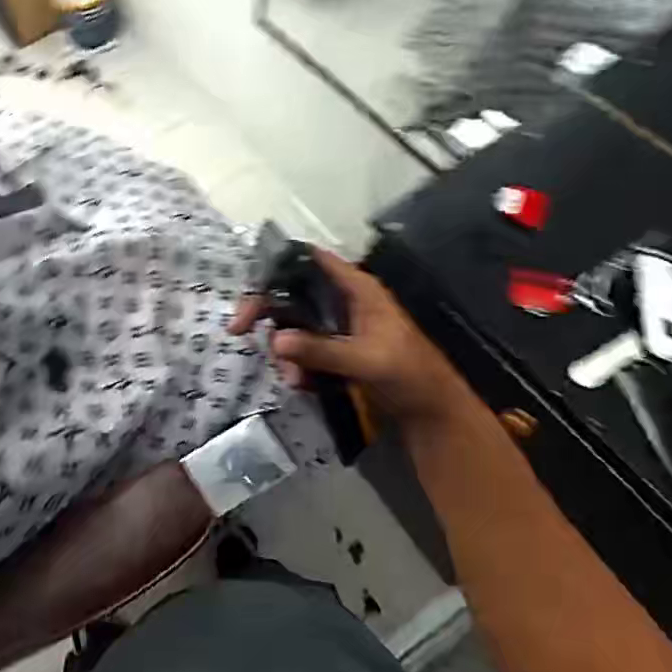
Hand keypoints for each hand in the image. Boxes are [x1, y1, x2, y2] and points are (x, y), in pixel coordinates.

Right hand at [230, 246, 474, 422]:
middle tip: (239, 330)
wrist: (432, 411)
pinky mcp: (335, 349)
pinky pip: (303, 348)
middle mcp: (342, 300)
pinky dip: (297, 364)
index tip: (250, 287)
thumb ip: (322, 350)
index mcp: (356, 287)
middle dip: (267, 312)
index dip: (277, 265)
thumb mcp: (367, 360)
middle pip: (292, 292)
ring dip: (284, 349)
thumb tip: (276, 340)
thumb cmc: (410, 374)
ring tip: (292, 379)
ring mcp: (338, 325)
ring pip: (294, 324)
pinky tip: (301, 384)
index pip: (310, 260)